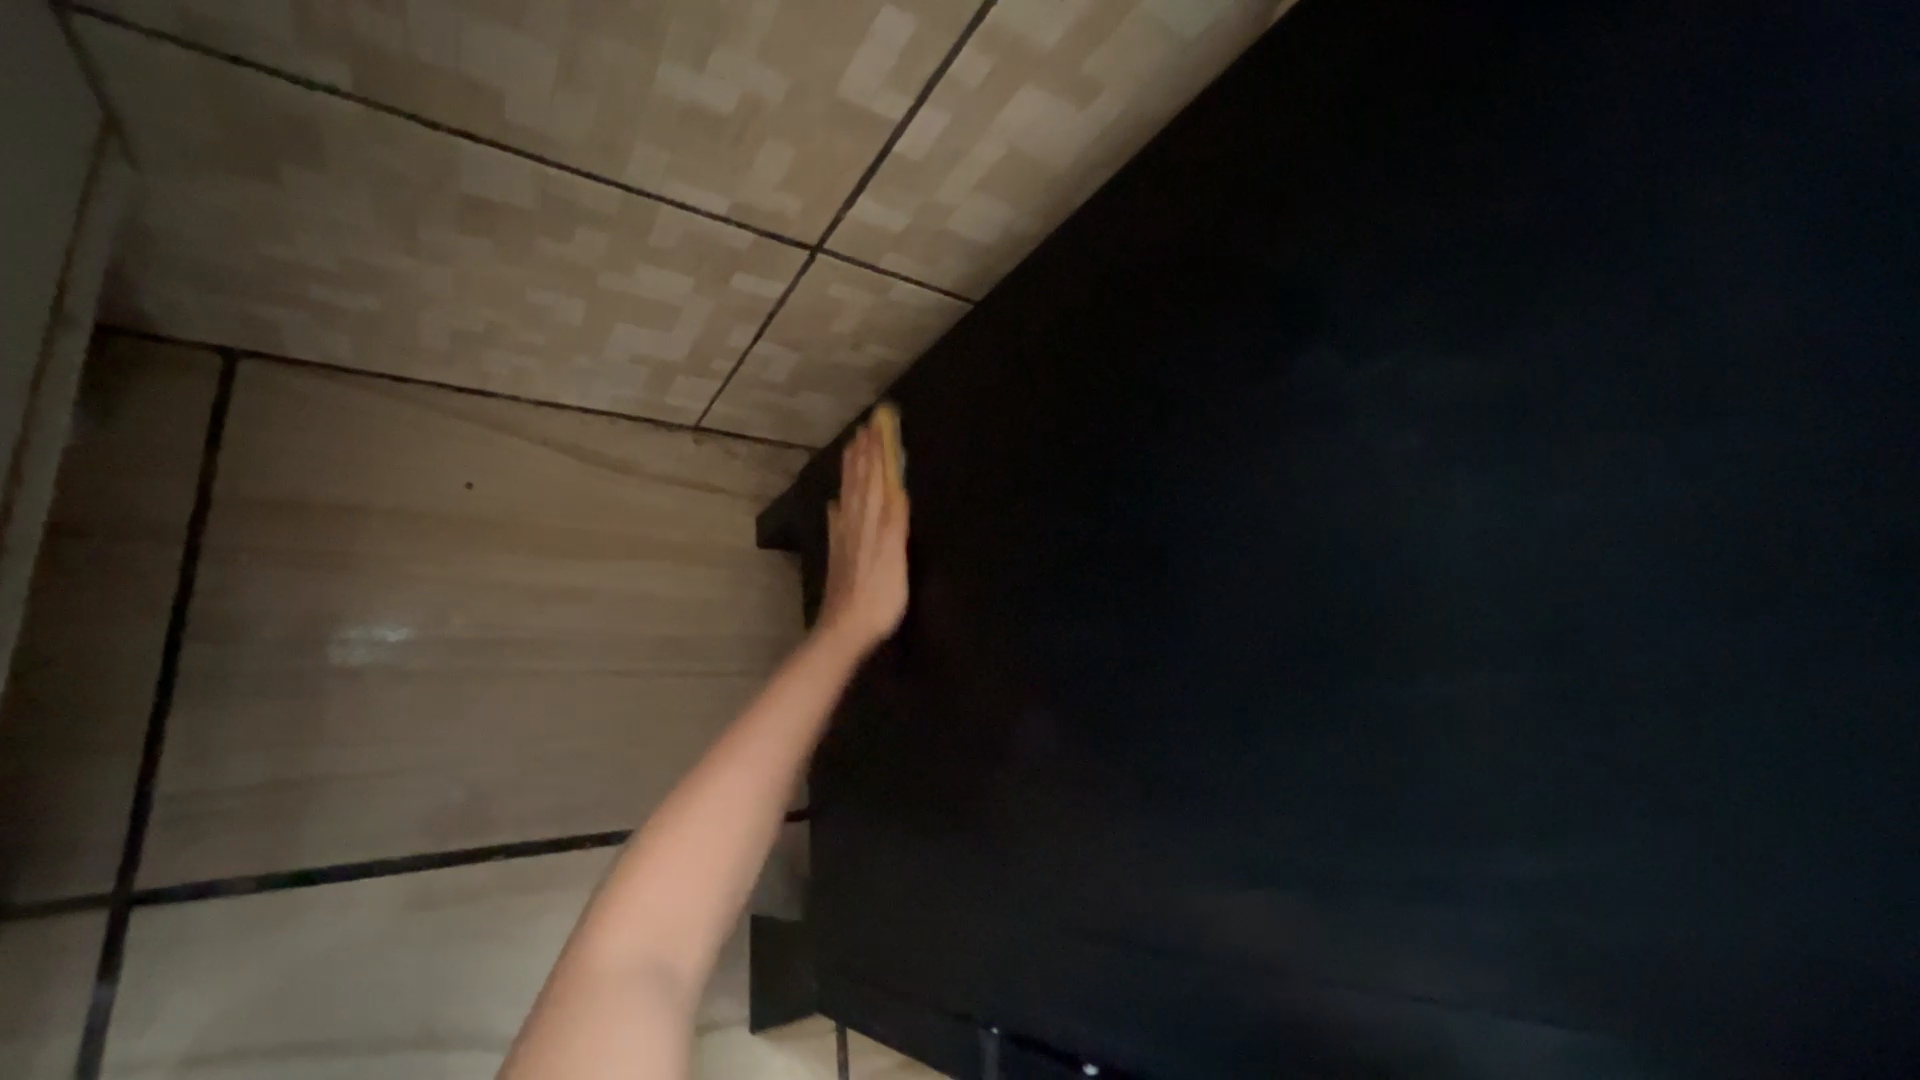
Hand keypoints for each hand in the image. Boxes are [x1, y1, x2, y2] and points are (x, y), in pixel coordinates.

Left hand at [815, 415, 909, 654]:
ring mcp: (845, 540)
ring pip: (849, 497)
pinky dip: (838, 509)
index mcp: (874, 522)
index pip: (877, 479)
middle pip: (861, 483)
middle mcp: (857, 525)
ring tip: (851, 451)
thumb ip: (895, 521)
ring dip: (851, 473)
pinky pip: (838, 523)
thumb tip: (896, 487)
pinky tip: (835, 503)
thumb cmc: (879, 597)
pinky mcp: (839, 556)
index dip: (878, 454)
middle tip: (864, 428)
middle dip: (863, 455)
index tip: (878, 426)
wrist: (846, 629)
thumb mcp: (895, 558)